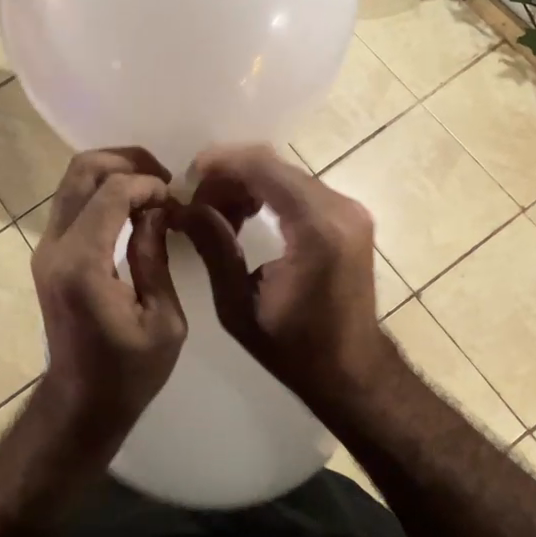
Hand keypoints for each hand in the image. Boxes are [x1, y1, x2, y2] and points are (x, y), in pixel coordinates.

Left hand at [30, 149, 187, 447]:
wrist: (82, 402)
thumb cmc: (129, 372)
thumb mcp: (164, 320)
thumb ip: (156, 256)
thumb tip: (157, 208)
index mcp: (82, 264)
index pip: (111, 192)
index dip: (148, 183)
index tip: (176, 198)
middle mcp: (54, 247)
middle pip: (81, 170)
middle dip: (126, 160)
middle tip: (163, 178)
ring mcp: (45, 248)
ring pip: (72, 180)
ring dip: (113, 172)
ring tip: (152, 189)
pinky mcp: (48, 253)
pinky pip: (72, 202)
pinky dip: (103, 190)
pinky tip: (133, 206)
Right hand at [178, 144, 399, 412]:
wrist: (353, 372)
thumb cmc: (294, 349)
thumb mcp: (238, 306)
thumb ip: (213, 248)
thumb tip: (183, 206)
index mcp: (317, 228)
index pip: (263, 168)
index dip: (221, 164)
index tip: (186, 177)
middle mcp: (339, 208)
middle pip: (273, 165)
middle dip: (229, 175)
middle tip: (195, 202)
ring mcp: (349, 209)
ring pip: (284, 173)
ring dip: (245, 183)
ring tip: (214, 214)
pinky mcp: (349, 216)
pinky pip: (299, 187)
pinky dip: (266, 192)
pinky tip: (243, 217)